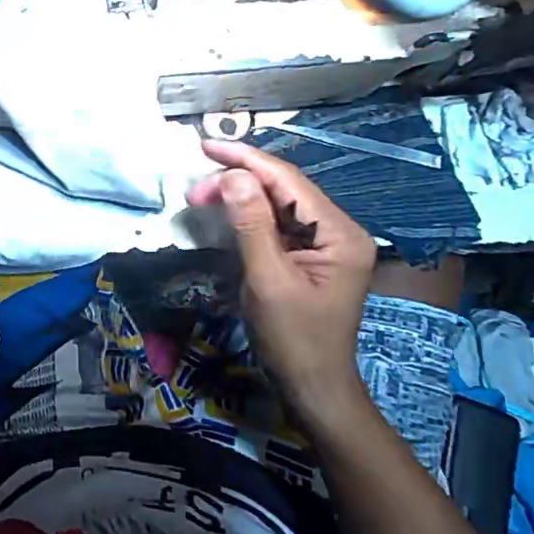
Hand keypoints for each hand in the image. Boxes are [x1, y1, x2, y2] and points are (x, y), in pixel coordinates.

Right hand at [185, 139, 377, 406]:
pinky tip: (224, 212)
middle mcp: (338, 229)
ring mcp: (325, 243)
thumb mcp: (268, 280)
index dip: (246, 160)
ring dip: (239, 197)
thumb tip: (232, 175)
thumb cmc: (293, 339)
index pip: (289, 181)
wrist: (313, 387)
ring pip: (277, 203)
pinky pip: (276, 223)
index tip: (206, 146)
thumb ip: (251, 225)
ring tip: (200, 198)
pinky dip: (247, 215)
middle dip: (237, 181)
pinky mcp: (309, 255)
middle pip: (283, 189)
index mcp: (340, 233)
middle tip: (194, 191)